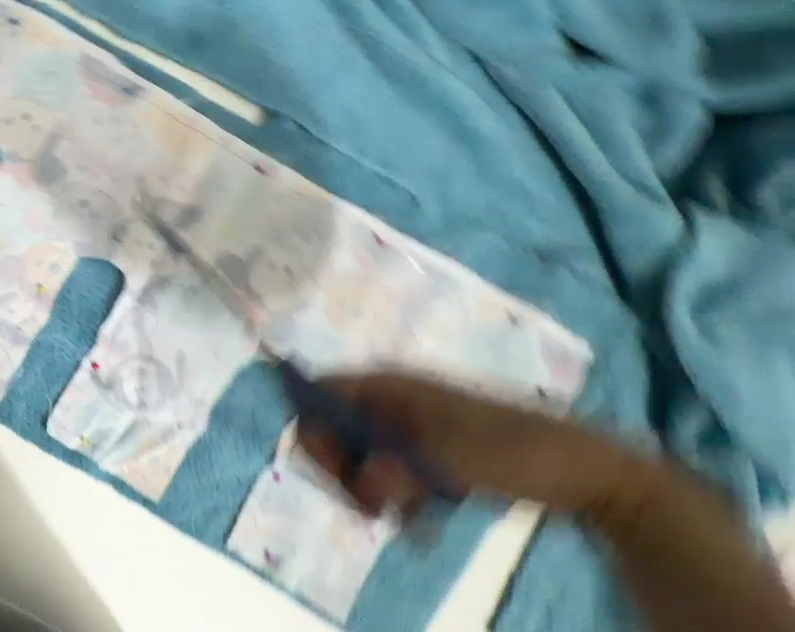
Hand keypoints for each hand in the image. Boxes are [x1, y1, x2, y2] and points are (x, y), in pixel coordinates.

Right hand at [296, 372, 649, 517]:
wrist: (587, 470)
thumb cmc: (513, 451)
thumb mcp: (448, 461)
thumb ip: (393, 471)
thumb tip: (360, 484)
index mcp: (384, 383)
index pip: (317, 394)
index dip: (314, 430)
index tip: (339, 473)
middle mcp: (386, 396)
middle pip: (332, 427)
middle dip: (344, 470)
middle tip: (374, 508)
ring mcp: (406, 423)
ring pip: (358, 454)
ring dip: (370, 489)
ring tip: (404, 516)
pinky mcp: (425, 448)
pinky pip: (386, 469)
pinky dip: (394, 495)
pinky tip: (420, 516)